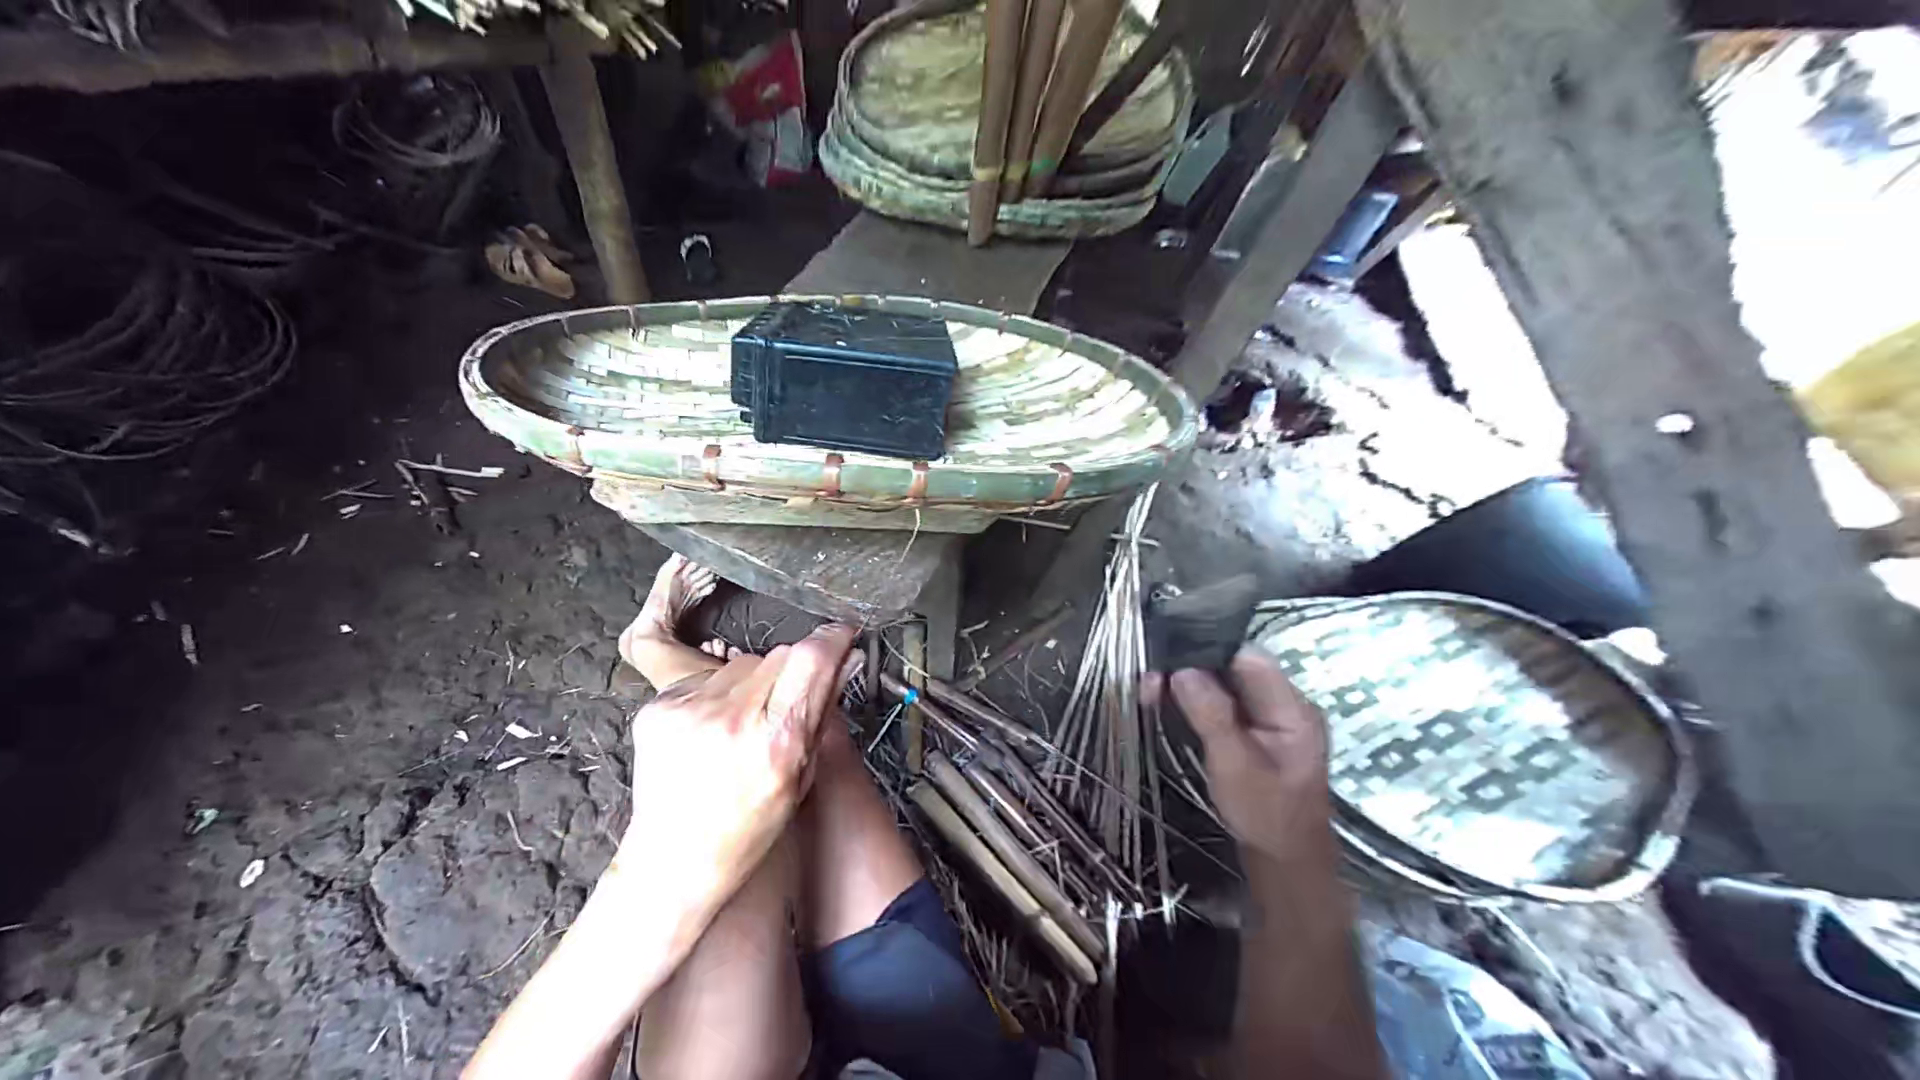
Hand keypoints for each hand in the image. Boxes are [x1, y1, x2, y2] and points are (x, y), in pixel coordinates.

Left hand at [619, 623, 856, 908]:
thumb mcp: (803, 777)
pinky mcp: (658, 706)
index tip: (839, 636)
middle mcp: (732, 718)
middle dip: (792, 668)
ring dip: (752, 679)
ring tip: (742, 722)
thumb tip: (844, 660)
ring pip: (742, 661)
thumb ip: (823, 711)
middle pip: (779, 654)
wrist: (675, 859)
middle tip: (784, 701)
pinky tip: (712, 727)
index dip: (831, 639)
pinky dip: (716, 692)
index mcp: (776, 740)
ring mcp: (690, 709)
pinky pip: (704, 676)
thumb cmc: (746, 828)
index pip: (811, 658)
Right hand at [1163, 646, 1332, 865]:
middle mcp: (1283, 703)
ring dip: (1187, 682)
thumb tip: (1182, 670)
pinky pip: (1222, 699)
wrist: (1286, 860)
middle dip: (1191, 666)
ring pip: (1224, 681)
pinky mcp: (1254, 726)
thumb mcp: (1235, 766)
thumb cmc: (1265, 815)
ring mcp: (1269, 714)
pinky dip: (1194, 698)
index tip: (1169, 656)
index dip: (1209, 649)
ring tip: (1150, 690)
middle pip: (1234, 666)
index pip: (1250, 658)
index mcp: (1292, 708)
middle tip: (1150, 679)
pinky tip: (1167, 701)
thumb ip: (1211, 715)